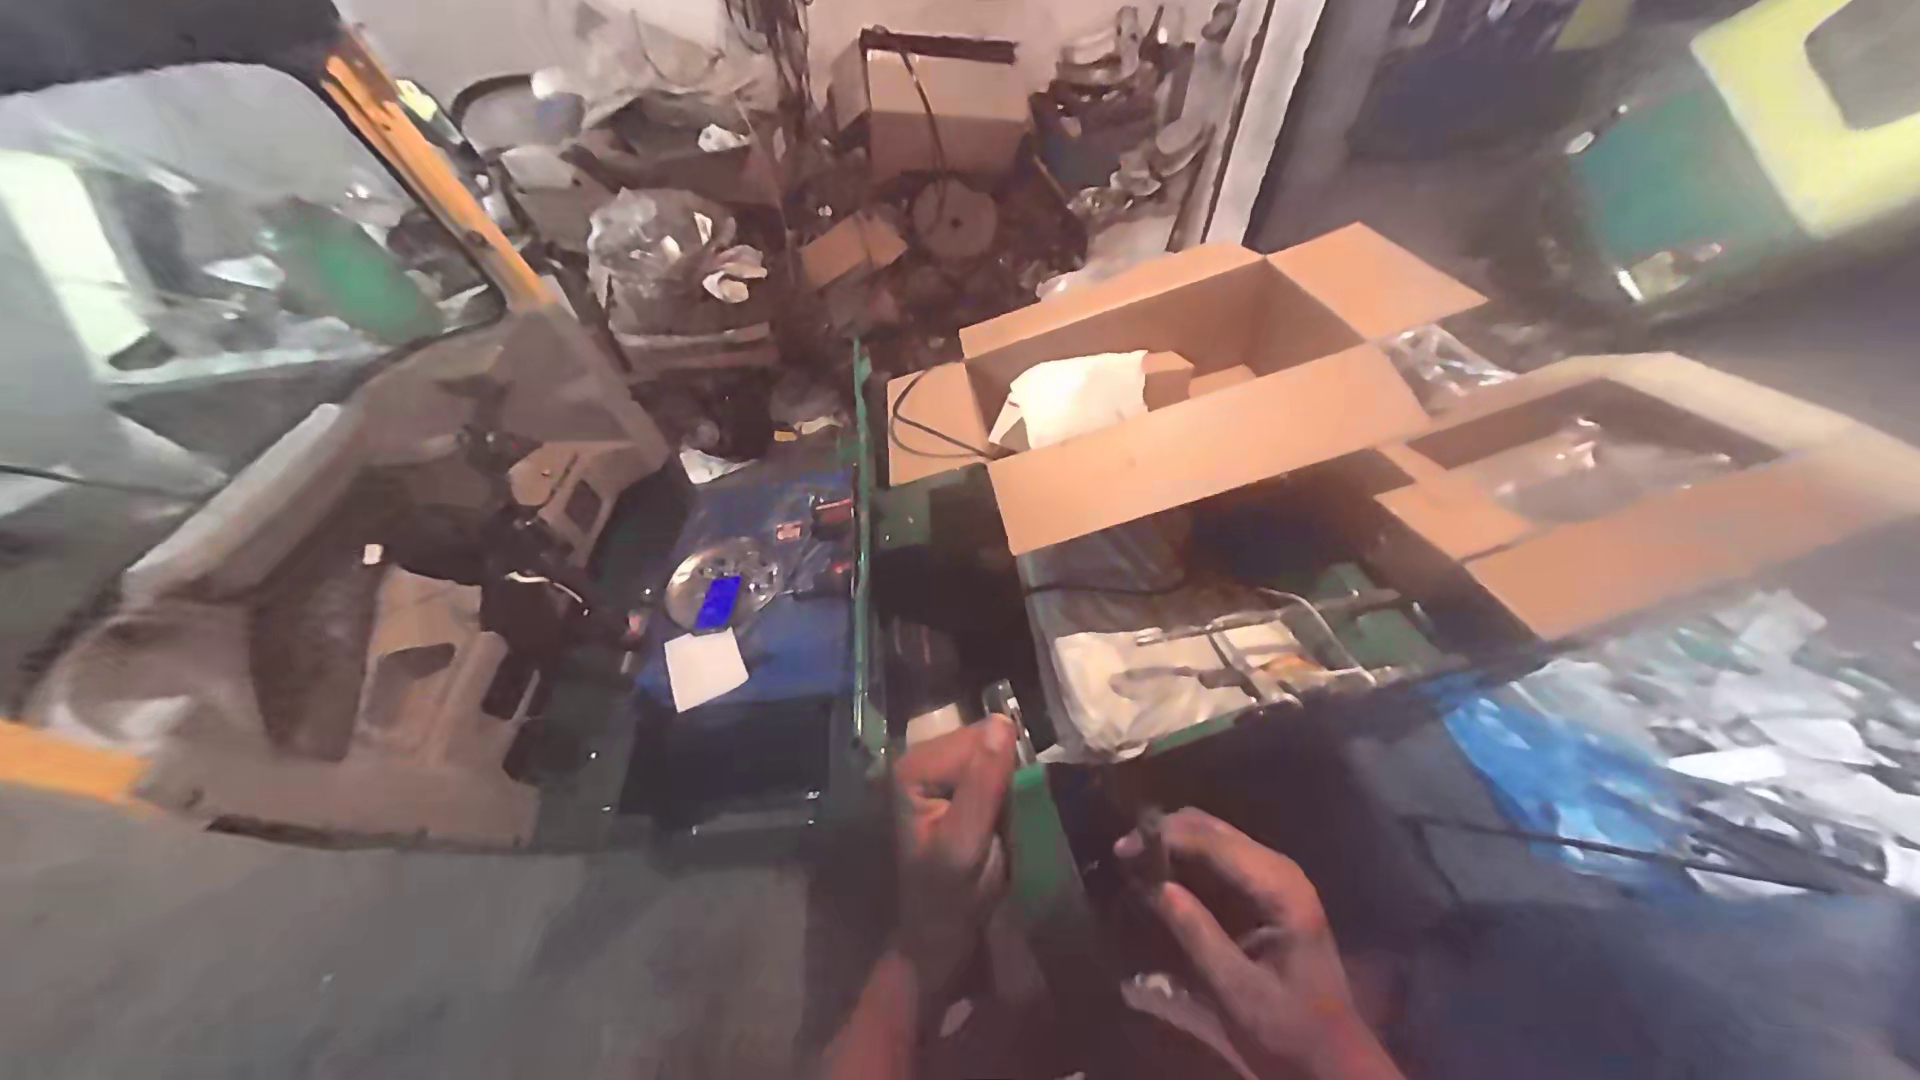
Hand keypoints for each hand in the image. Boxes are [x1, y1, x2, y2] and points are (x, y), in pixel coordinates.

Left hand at [892, 715, 1016, 989]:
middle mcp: (923, 755)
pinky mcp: (957, 779)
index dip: (1001, 774)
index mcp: (915, 765)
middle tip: (1000, 822)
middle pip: (986, 741)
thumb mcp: (965, 844)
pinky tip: (1000, 816)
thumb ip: (982, 785)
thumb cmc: (948, 897)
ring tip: (1000, 821)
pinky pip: (997, 766)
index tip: (1000, 816)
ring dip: (1009, 784)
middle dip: (1005, 777)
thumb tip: (1002, 723)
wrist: (940, 934)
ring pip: (996, 751)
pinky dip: (1008, 790)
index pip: (979, 740)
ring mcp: (940, 766)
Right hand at [1116, 809, 1401, 1079]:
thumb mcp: (1237, 992)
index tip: (1122, 852)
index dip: (1163, 838)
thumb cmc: (1290, 1032)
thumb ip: (1196, 934)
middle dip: (1162, 834)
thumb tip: (1154, 885)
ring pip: (1208, 833)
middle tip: (1124, 855)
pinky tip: (1160, 874)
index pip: (1210, 841)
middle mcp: (1277, 867)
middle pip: (1208, 827)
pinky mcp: (1262, 887)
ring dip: (1170, 842)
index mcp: (1278, 887)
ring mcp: (1271, 874)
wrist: (1335, 1063)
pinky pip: (1215, 854)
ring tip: (1135, 862)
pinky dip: (1183, 857)